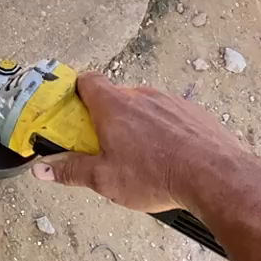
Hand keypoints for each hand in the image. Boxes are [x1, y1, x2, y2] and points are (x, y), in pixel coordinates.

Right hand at [31, 74, 249, 212]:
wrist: (216, 177)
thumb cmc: (158, 175)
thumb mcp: (104, 179)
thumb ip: (71, 170)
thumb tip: (43, 168)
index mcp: (113, 107)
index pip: (87, 81)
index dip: (76, 91)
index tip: (71, 110)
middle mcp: (141, 97)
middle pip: (115, 98)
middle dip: (106, 118)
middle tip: (104, 145)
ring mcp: (170, 102)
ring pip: (143, 107)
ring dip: (136, 125)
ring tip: (139, 157)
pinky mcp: (193, 113)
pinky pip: (169, 116)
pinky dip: (163, 132)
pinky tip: (167, 156)